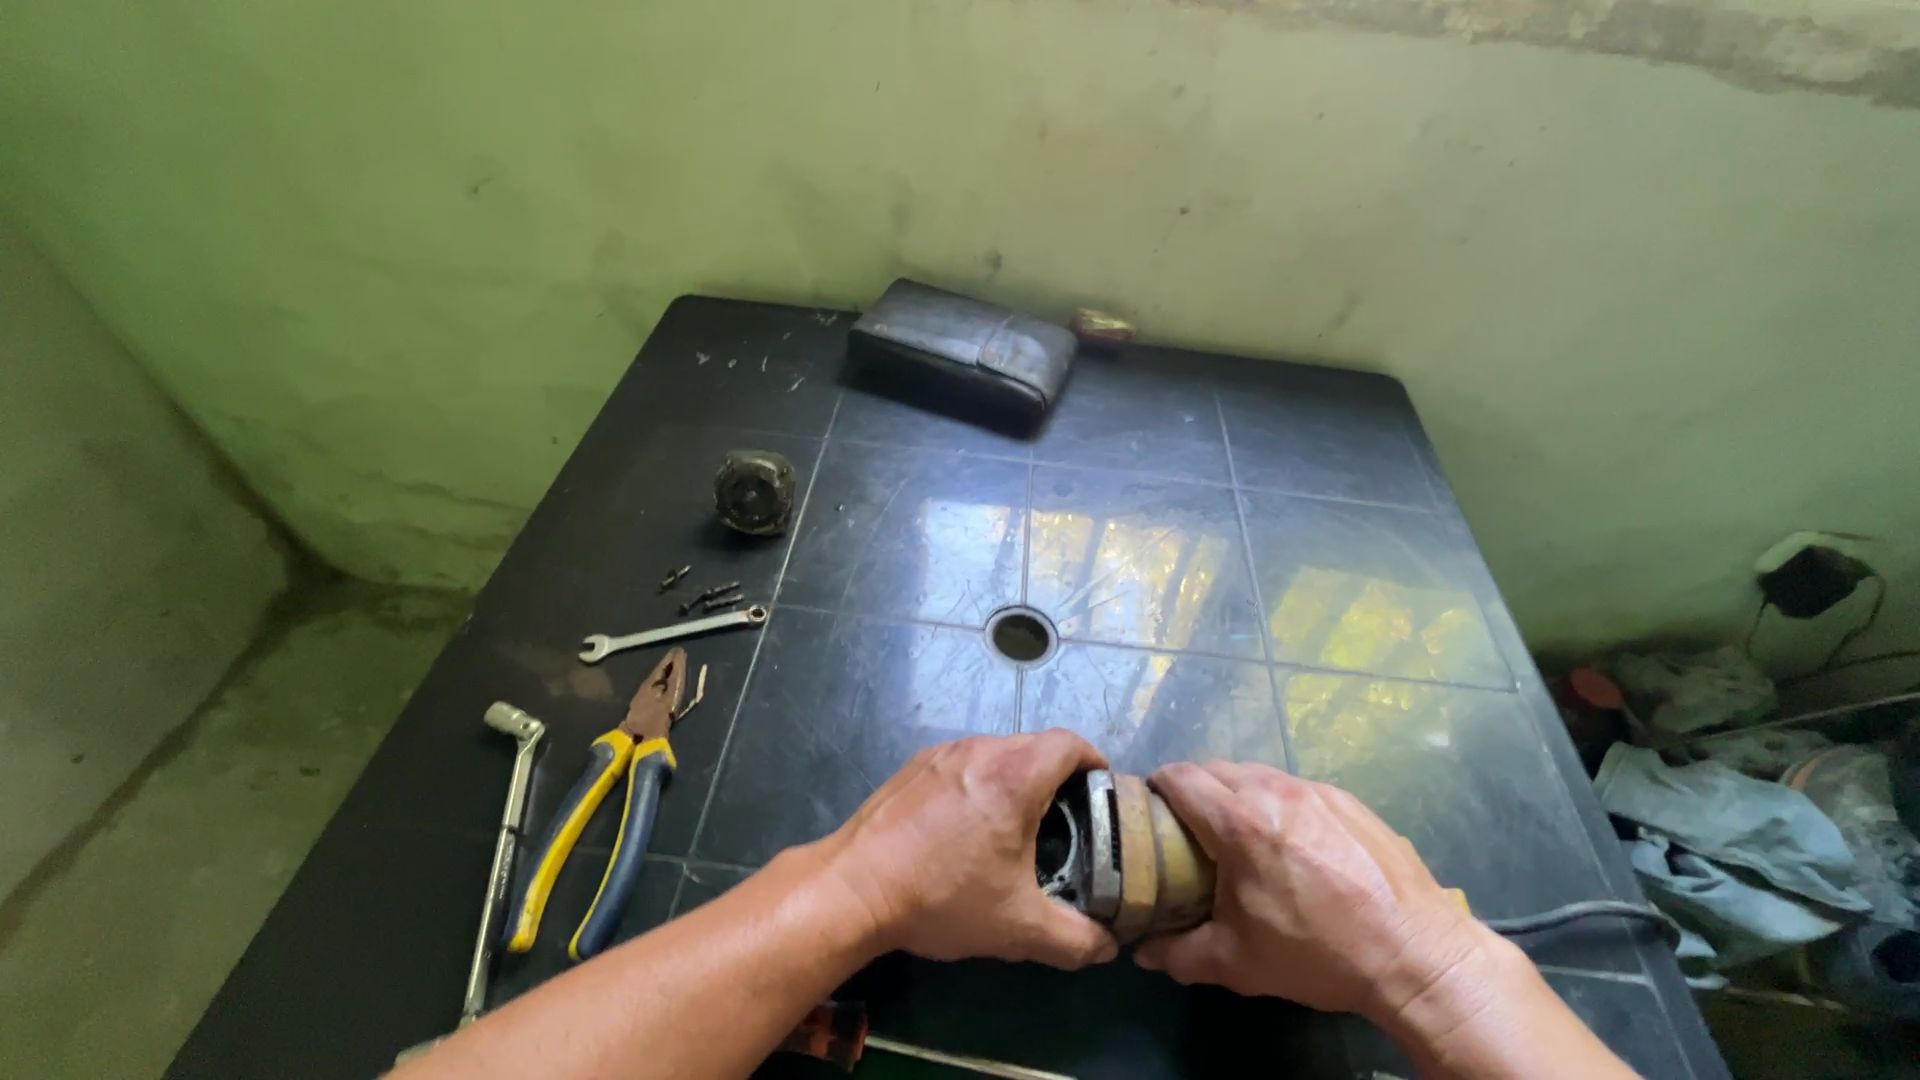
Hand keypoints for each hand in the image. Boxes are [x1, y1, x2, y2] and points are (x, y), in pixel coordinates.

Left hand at [813, 731, 1118, 968]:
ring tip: (1018, 825)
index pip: (1070, 743)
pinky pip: (964, 762)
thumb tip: (1107, 946)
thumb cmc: (941, 897)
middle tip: (1067, 819)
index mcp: (1014, 775)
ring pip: (997, 752)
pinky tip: (968, 825)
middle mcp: (980, 750)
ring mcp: (942, 753)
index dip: (1094, 761)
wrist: (853, 887)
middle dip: (1059, 775)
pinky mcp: (915, 765)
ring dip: (1017, 778)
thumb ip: (1075, 939)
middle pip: (1036, 745)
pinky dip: (980, 782)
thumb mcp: (1017, 927)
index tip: (1101, 792)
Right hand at [1133, 762, 1490, 1020]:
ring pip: (1256, 774)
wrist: (1420, 957)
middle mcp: (1272, 791)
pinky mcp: (1347, 799)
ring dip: (1236, 793)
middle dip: (1193, 789)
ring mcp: (1314, 790)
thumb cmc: (1319, 954)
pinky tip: (1295, 843)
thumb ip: (1179, 953)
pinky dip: (1279, 803)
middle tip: (1191, 828)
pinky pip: (1295, 788)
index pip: (1179, 778)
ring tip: (1242, 833)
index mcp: (1237, 822)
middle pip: (1214, 768)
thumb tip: (1141, 952)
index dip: (1157, 786)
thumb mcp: (1239, 963)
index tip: (1152, 809)